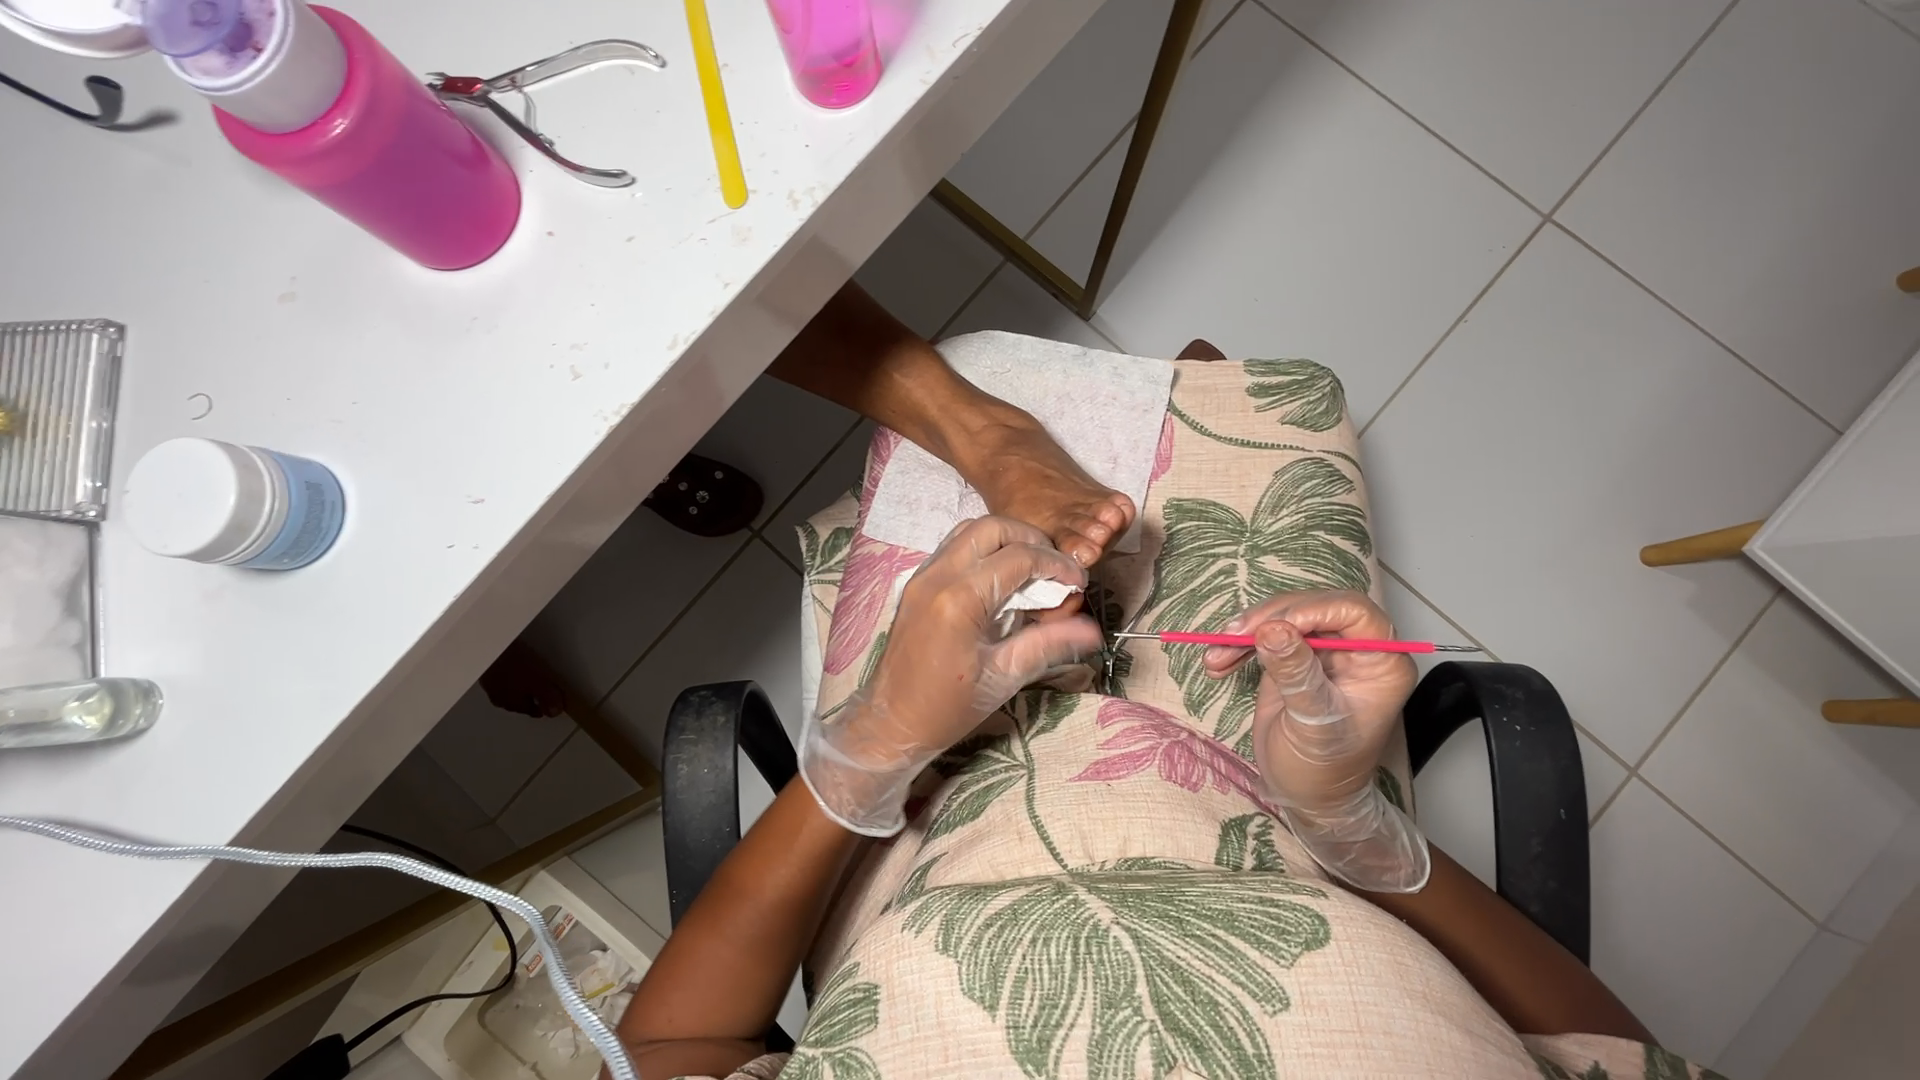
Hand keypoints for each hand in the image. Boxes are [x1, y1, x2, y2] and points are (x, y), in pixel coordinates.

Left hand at [801, 516, 1101, 835]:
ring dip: (1006, 540)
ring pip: (970, 531)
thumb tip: (1092, 630)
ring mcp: (922, 576)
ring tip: (1033, 572)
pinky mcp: (917, 583)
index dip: (1056, 565)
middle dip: (1032, 540)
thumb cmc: (947, 708)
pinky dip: (984, 550)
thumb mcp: (1004, 677)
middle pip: (993, 528)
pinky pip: (954, 548)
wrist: (891, 723)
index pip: (1019, 558)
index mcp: (959, 599)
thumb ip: (1048, 644)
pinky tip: (1002, 581)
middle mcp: (937, 576)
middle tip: (1056, 570)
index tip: (1079, 583)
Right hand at [1204, 590, 1428, 891]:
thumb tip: (1272, 629)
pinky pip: (1265, 633)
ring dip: (1244, 632)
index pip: (1352, 611)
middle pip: (1311, 607)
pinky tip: (1218, 663)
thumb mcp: (1312, 724)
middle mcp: (1356, 649)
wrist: (1306, 796)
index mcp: (1380, 662)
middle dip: (1267, 619)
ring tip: (1215, 657)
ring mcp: (1323, 651)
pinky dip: (1238, 644)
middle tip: (1231, 639)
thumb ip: (1297, 676)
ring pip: (1283, 616)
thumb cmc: (1323, 770)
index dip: (1311, 611)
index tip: (1271, 629)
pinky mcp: (1294, 656)